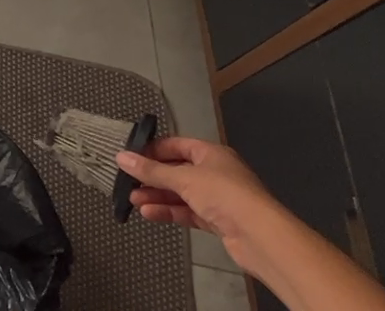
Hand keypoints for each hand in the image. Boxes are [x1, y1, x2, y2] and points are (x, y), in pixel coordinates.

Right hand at [120, 137, 284, 272]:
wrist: (263, 239)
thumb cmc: (225, 195)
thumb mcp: (183, 178)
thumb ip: (151, 170)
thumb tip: (121, 157)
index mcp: (212, 155)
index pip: (176, 146)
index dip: (152, 150)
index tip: (130, 156)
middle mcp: (216, 174)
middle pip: (177, 171)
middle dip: (152, 177)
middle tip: (127, 180)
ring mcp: (219, 199)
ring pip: (181, 193)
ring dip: (157, 196)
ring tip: (133, 199)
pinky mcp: (220, 221)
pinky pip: (188, 212)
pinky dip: (170, 211)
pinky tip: (150, 213)